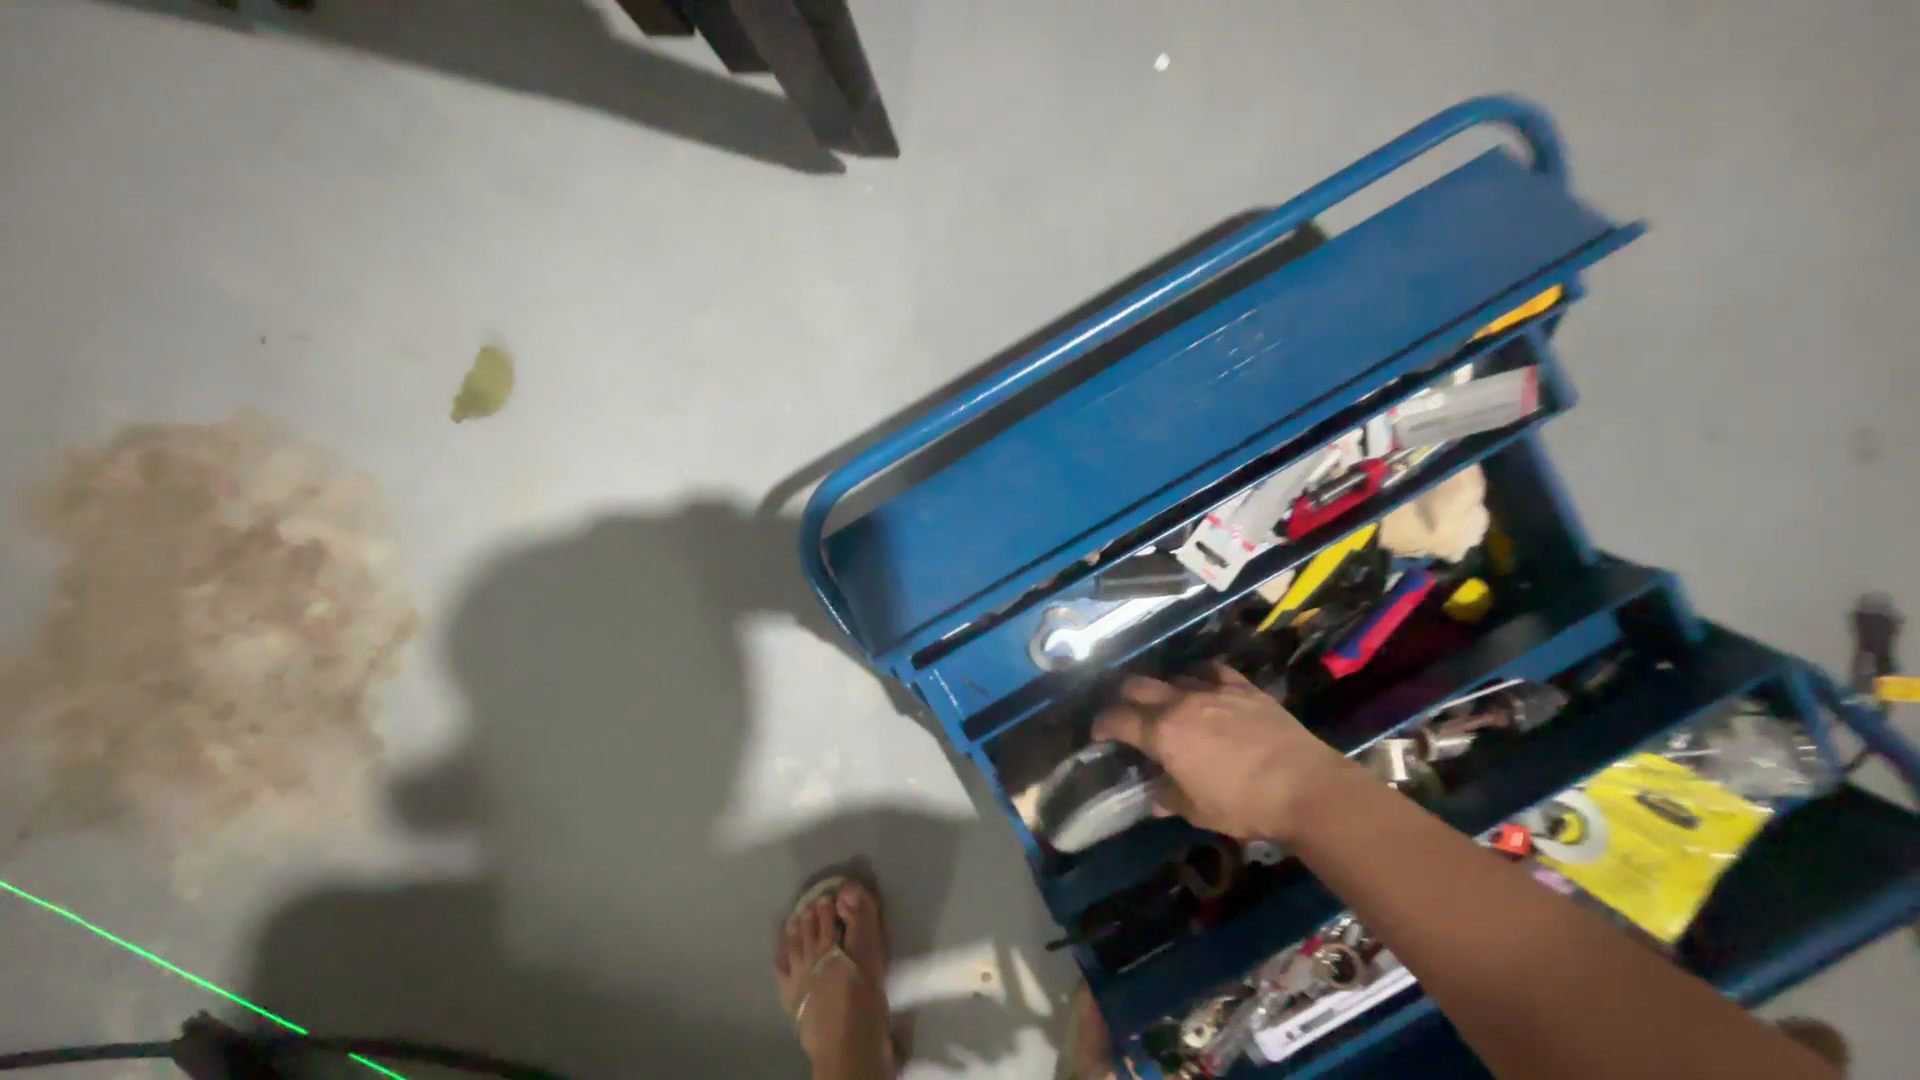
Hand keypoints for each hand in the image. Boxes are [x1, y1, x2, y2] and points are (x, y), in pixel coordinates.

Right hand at [1091, 662, 1353, 839]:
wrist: (1305, 787)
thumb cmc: (1243, 804)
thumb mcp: (1197, 811)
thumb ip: (1168, 797)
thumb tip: (1154, 792)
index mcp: (1162, 733)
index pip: (1117, 719)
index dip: (1101, 725)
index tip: (1097, 734)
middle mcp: (1180, 703)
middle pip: (1137, 685)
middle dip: (1122, 698)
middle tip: (1124, 714)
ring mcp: (1213, 690)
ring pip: (1173, 676)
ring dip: (1161, 688)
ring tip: (1164, 703)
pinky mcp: (1243, 688)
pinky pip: (1211, 671)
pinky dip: (1198, 677)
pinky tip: (1202, 687)